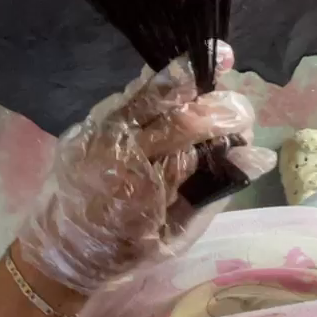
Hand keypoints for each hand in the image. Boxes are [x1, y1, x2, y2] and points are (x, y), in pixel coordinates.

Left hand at [17, 44, 276, 292]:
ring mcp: (93, 134)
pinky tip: (172, 90)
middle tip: (232, 92)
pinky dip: (150, 92)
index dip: (225, 121)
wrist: (59, 252)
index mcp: (139, 182)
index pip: (191, 133)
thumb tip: (257, 156)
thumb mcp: (178, 236)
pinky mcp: (81, 128)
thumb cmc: (125, 252)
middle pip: (167, 102)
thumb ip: (215, 193)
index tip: (245, 125)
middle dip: (207, 95)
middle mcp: (113, 150)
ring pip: (141, 91)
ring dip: (179, 81)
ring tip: (210, 65)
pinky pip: (122, 100)